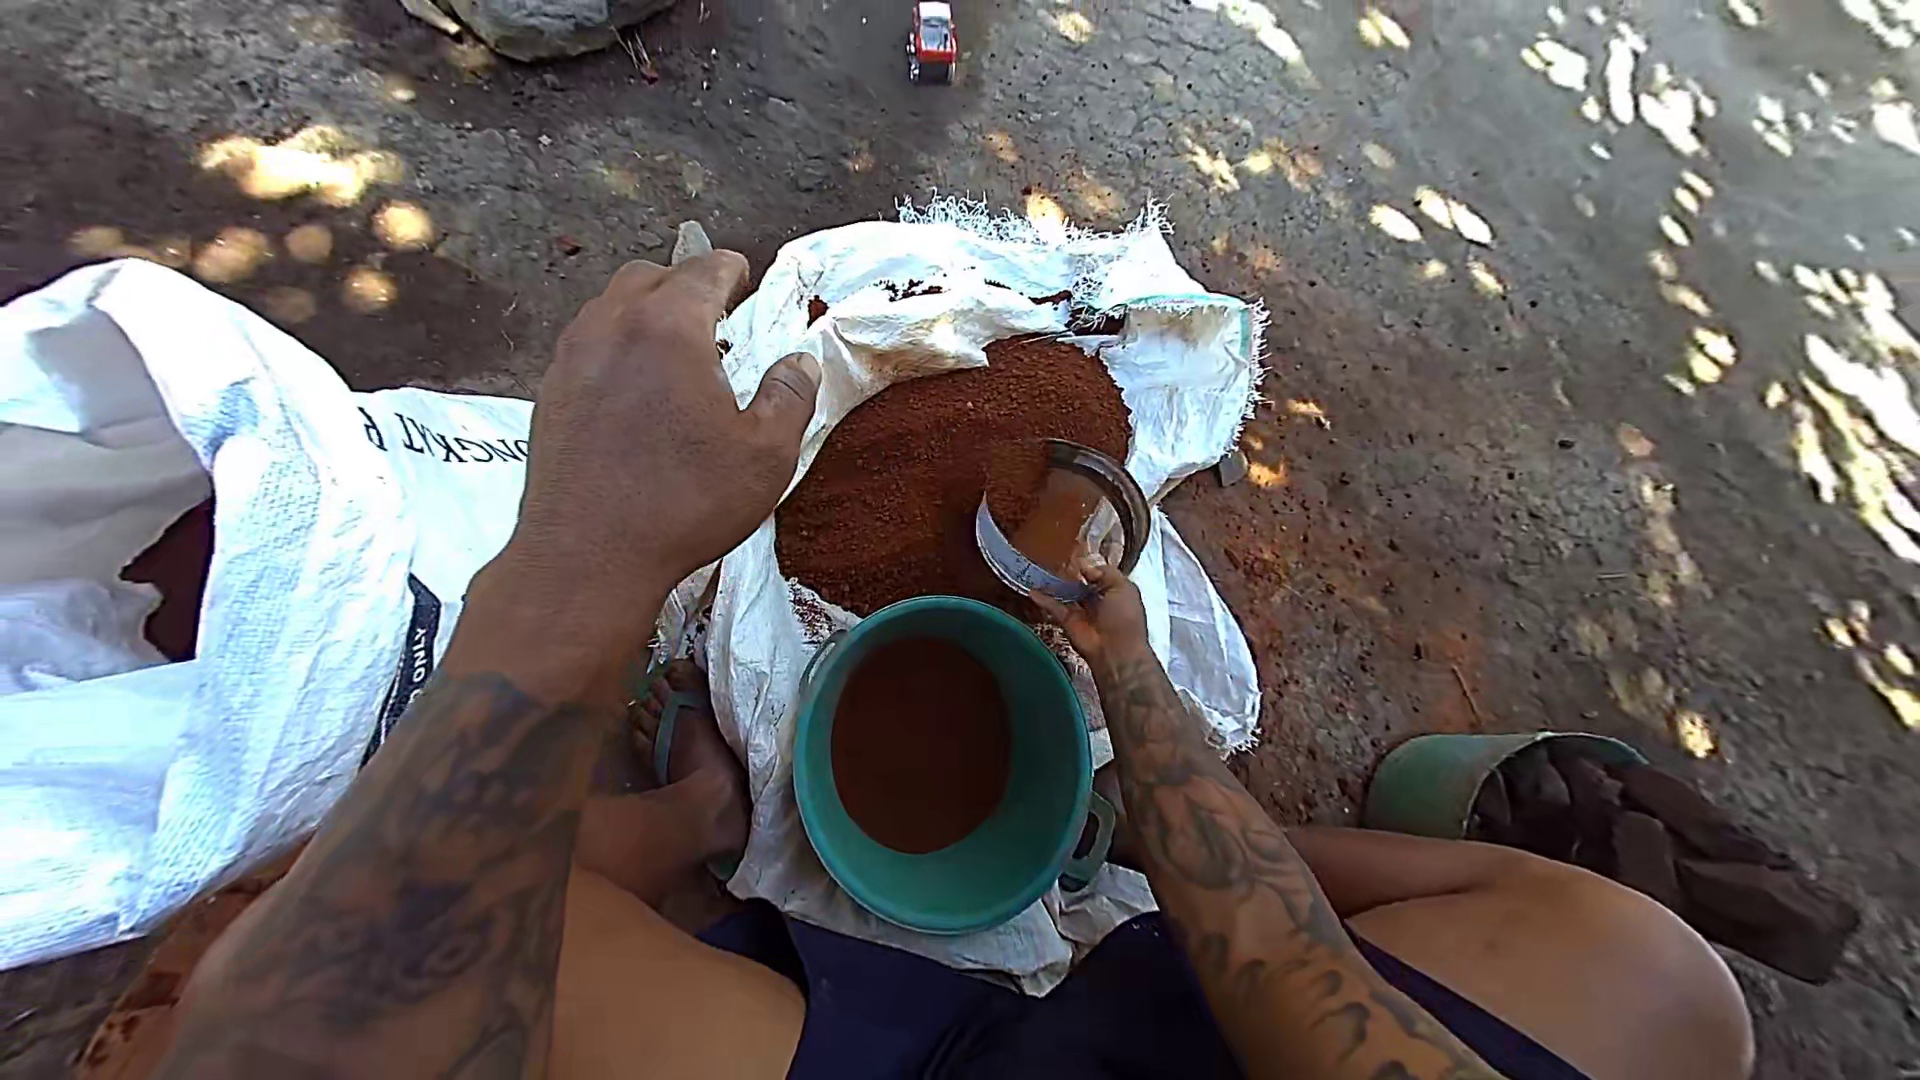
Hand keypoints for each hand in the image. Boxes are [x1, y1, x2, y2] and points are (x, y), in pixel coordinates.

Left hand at [501, 255, 820, 628]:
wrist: (589, 555)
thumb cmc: (685, 501)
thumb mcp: (766, 454)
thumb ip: (790, 395)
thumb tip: (800, 361)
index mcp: (669, 329)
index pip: (702, 271)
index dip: (729, 268)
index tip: (742, 271)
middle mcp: (611, 327)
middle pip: (650, 277)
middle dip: (686, 283)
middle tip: (718, 311)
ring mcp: (572, 359)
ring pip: (612, 307)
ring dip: (649, 312)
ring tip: (680, 348)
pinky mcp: (551, 394)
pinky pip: (590, 345)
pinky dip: (621, 345)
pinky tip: (641, 387)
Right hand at [1029, 554, 1150, 673]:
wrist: (1115, 650)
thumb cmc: (1124, 617)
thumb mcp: (1123, 587)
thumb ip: (1105, 573)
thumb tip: (1085, 565)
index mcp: (1114, 592)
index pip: (1099, 575)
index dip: (1087, 566)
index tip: (1073, 554)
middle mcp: (1097, 601)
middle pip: (1080, 584)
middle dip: (1068, 573)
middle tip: (1054, 559)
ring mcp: (1081, 611)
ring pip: (1066, 594)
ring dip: (1054, 584)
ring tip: (1040, 569)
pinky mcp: (1067, 621)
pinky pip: (1054, 607)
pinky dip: (1043, 599)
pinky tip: (1032, 590)